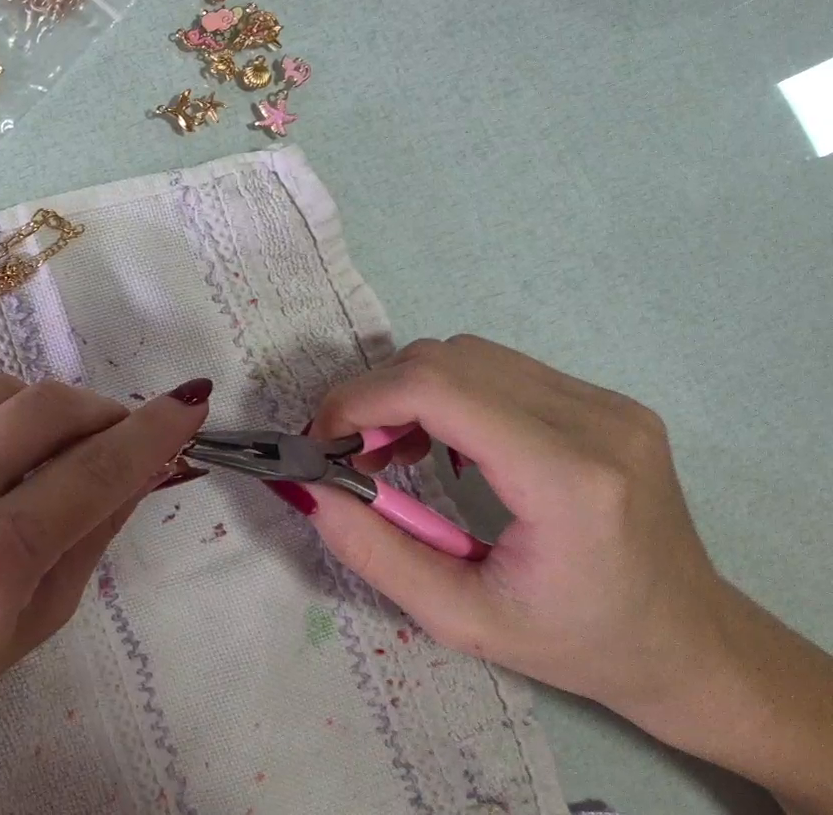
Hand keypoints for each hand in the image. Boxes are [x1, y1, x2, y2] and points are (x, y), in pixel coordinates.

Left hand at [0, 373, 212, 735]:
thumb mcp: (40, 616)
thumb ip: (93, 531)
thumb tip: (141, 462)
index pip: (91, 473)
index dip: (148, 433)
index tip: (186, 405)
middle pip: (44, 405)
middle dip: (97, 407)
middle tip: (116, 429)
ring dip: (41, 410)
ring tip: (46, 451)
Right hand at [299, 335, 722, 714]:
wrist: (694, 647)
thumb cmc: (577, 643)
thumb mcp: (458, 618)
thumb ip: (372, 551)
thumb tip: (308, 488)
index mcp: (568, 480)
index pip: (436, 388)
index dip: (359, 401)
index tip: (324, 443)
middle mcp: (595, 422)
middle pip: (442, 360)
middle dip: (374, 396)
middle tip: (354, 455)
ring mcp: (606, 404)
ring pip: (462, 354)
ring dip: (404, 391)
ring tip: (394, 449)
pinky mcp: (602, 402)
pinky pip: (491, 368)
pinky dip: (440, 392)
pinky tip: (441, 441)